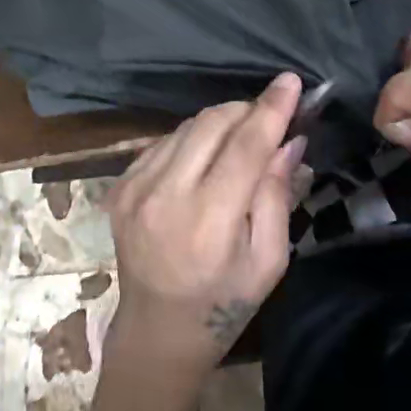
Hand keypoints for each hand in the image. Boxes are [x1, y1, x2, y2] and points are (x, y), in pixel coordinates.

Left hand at [104, 72, 305, 371]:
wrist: (156, 329)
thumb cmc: (223, 303)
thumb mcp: (268, 261)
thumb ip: (276, 196)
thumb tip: (289, 140)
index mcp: (208, 222)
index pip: (244, 147)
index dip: (270, 110)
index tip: (290, 81)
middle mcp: (165, 196)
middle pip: (210, 124)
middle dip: (245, 110)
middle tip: (268, 116)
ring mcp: (135, 188)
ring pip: (185, 127)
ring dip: (219, 123)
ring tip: (240, 140)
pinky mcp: (120, 185)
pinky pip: (163, 142)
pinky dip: (191, 140)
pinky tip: (205, 159)